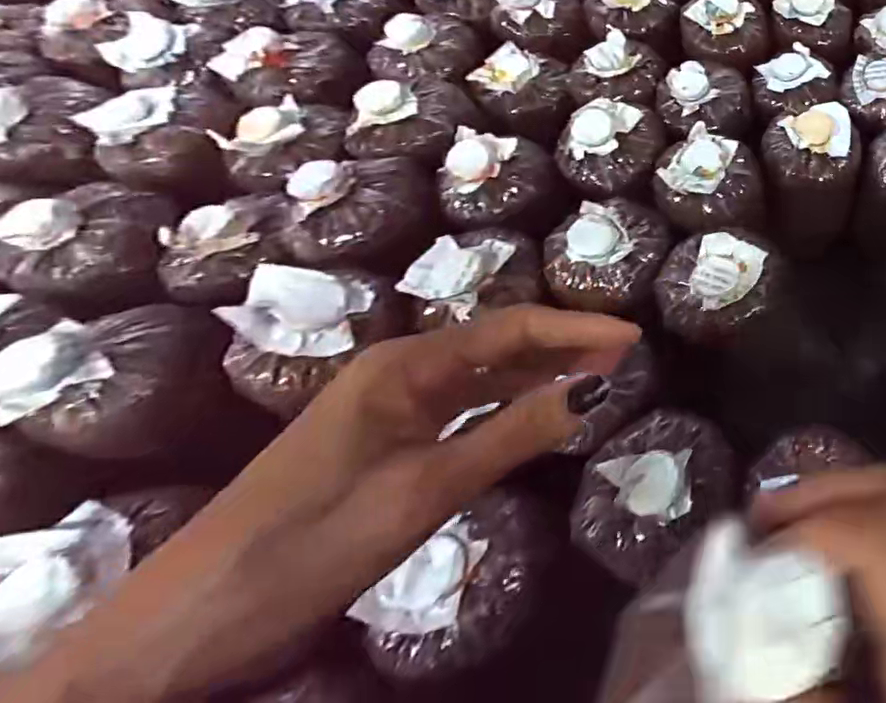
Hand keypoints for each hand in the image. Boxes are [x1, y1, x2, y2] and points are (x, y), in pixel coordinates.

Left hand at [2, 305, 637, 702]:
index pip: (513, 329)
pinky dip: (512, 400)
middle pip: (501, 341)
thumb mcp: (424, 491)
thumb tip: (599, 386)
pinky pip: (466, 401)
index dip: (579, 329)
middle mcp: (399, 370)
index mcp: (403, 366)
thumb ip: (515, 432)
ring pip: (487, 371)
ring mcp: (389, 402)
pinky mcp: (384, 434)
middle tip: (627, 355)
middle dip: (567, 343)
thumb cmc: (305, 548)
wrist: (178, 629)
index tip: (634, 337)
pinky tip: (541, 407)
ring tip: (600, 374)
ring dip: (544, 369)